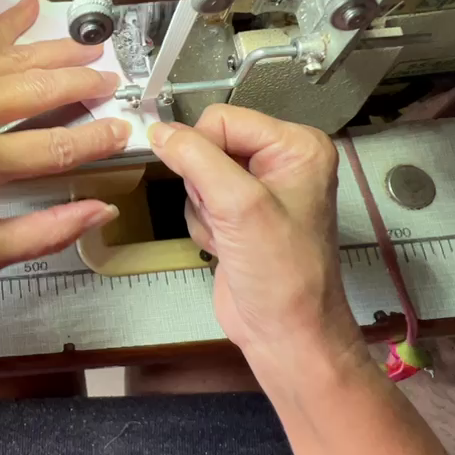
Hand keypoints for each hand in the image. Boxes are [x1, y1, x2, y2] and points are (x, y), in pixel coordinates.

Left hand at [0, 0, 128, 277]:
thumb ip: (44, 234)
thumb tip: (101, 210)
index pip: (55, 146)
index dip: (96, 137)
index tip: (123, 128)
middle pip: (39, 89)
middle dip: (83, 84)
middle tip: (113, 83)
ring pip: (14, 60)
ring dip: (56, 52)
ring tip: (90, 52)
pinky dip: (7, 25)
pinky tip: (30, 6)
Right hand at [147, 106, 364, 368]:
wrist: (283, 335)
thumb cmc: (283, 276)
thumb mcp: (239, 206)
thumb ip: (196, 159)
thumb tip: (158, 131)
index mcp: (297, 146)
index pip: (222, 119)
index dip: (203, 151)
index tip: (211, 190)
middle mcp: (280, 160)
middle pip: (206, 145)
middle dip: (203, 185)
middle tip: (227, 217)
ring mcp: (258, 188)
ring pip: (196, 174)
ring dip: (202, 208)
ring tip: (230, 235)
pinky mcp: (239, 212)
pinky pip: (197, 199)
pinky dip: (202, 223)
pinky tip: (226, 245)